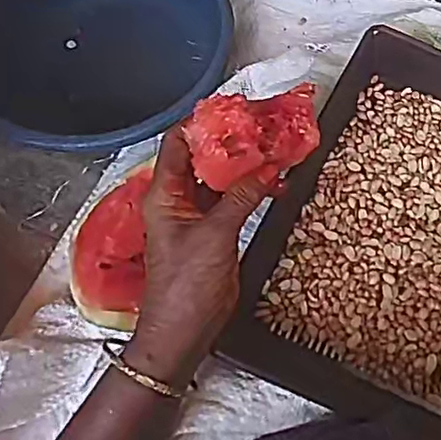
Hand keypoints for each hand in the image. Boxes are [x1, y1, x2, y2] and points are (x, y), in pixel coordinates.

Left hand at [124, 126, 269, 386]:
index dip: (201, 123)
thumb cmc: (185, 286)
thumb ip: (240, 199)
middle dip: (232, 141)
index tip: (231, 109)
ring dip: (246, 164)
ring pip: (223, 177)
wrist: (184, 330)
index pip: (178, 144)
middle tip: (261, 125)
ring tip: (273, 147)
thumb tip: (266, 169)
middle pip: (204, 157)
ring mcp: (199, 214)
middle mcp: (180, 199)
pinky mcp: (217, 229)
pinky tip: (276, 181)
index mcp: (165, 195)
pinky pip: (236, 198)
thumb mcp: (214, 236)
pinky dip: (254, 188)